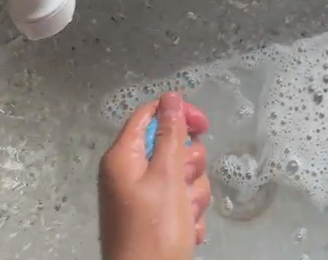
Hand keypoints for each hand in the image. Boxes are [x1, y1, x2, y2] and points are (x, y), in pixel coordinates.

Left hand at [99, 92, 213, 259]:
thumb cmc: (154, 231)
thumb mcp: (167, 176)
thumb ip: (171, 133)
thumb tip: (171, 96)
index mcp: (123, 157)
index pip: (151, 114)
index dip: (178, 113)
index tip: (203, 125)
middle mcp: (129, 174)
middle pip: (171, 146)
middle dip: (189, 164)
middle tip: (185, 183)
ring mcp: (142, 198)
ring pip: (181, 175)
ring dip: (192, 193)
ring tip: (187, 215)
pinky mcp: (154, 219)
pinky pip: (180, 201)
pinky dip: (188, 213)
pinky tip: (187, 230)